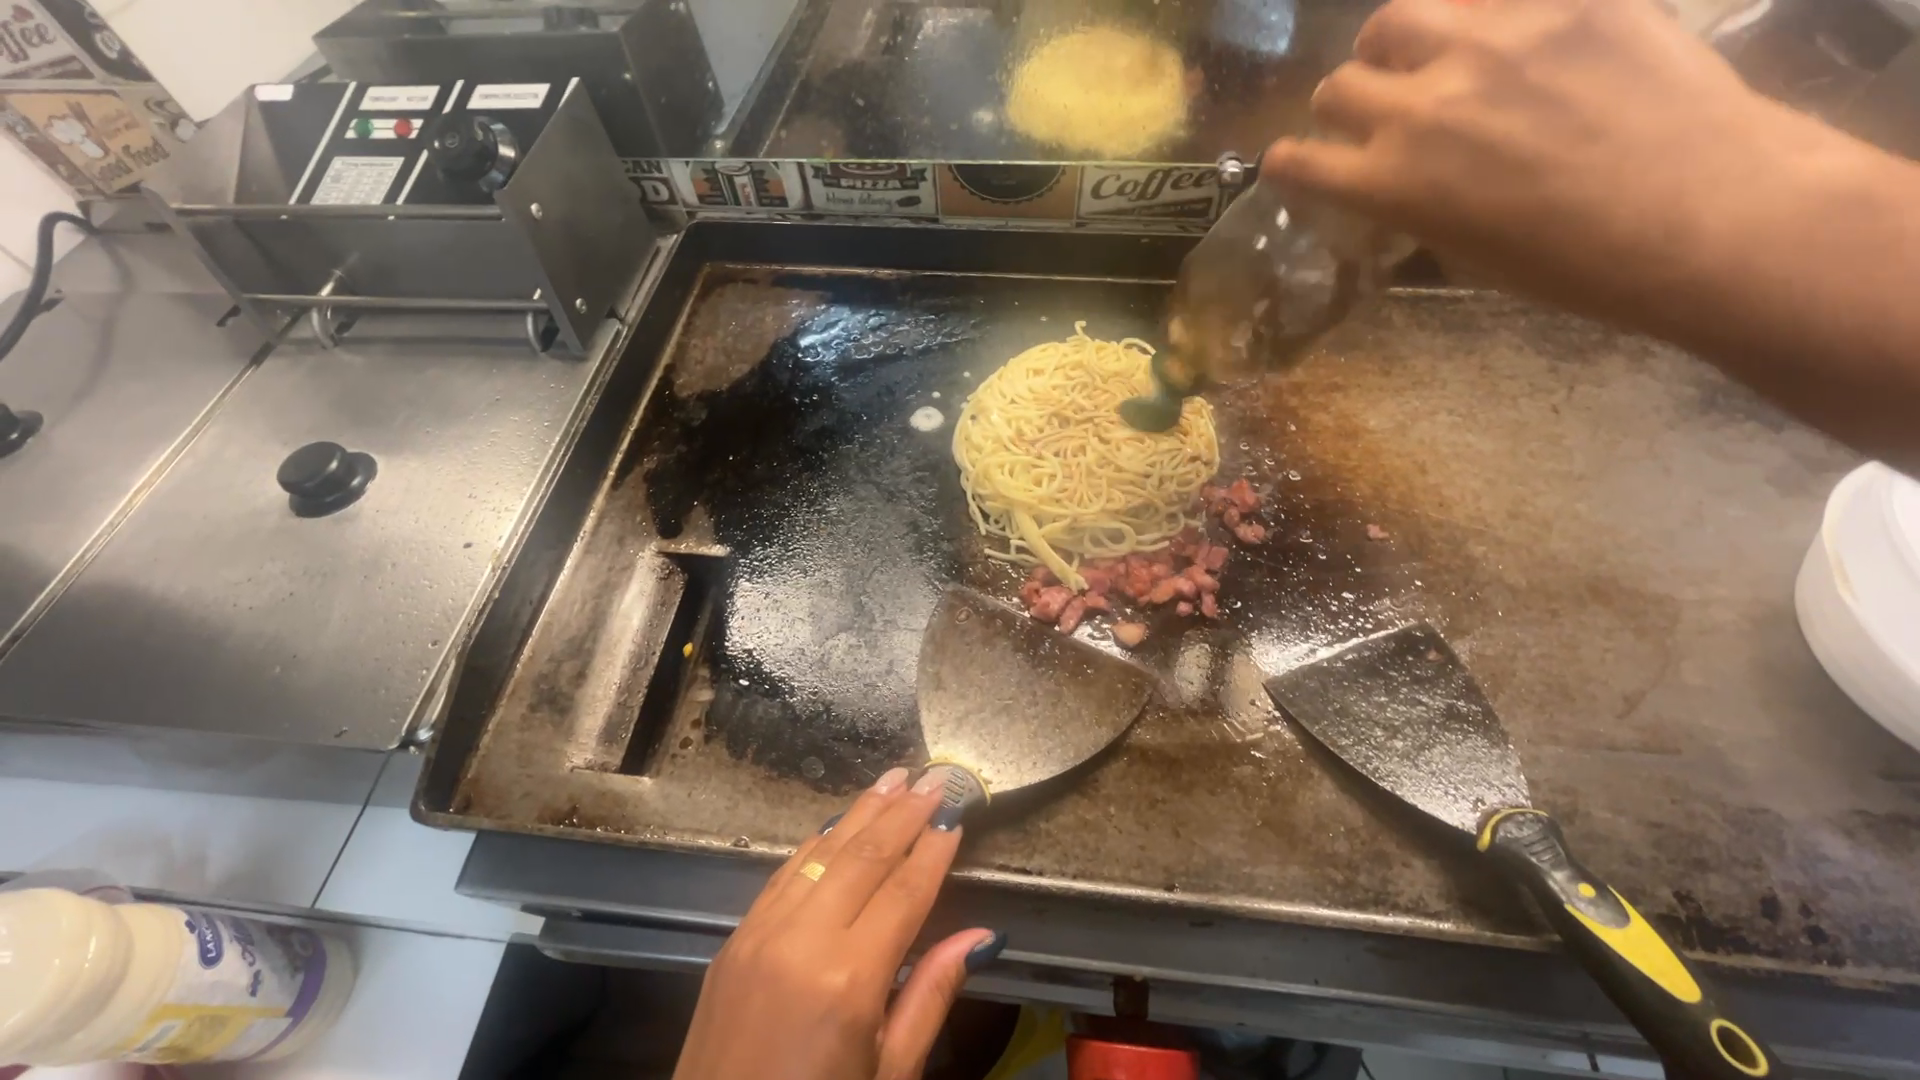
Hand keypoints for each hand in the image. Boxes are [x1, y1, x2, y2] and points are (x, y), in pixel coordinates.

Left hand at [672, 767, 1004, 1079]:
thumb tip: (981, 936)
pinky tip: (838, 821)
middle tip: (932, 778)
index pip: (904, 893)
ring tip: (894, 779)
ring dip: (861, 812)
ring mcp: (761, 933)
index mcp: (849, 981)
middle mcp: (803, 941)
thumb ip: (931, 995)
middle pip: (864, 856)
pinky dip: (817, 841)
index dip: (933, 850)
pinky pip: (784, 872)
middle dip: (903, 813)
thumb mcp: (889, 1073)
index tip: (955, 814)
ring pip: (821, 852)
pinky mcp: (736, 937)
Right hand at [1262, 0, 1810, 318]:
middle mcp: (1419, 107)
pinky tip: (1504, 41)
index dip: (1287, 164)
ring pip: (1392, 19)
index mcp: (1389, 184)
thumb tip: (1398, 177)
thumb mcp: (1461, 251)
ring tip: (1425, 57)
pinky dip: (1476, 20)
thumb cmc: (1571, 264)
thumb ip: (1411, 202)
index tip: (1294, 164)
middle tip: (1374, 113)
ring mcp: (1489, 43)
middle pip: (1336, 86)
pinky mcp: (1560, 2)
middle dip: (1343, 106)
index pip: (1296, 162)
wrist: (1701, 214)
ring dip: (1392, 45)